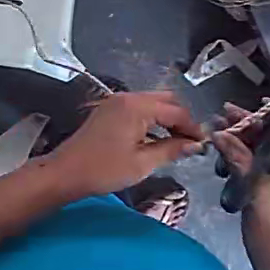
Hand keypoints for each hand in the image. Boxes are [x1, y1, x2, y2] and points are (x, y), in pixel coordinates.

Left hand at [32, 91, 205, 198]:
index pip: (176, 112)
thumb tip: (194, 145)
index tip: (203, 144)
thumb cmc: (104, 169)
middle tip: (191, 142)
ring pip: (153, 102)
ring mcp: (117, 101)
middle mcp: (128, 97)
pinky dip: (153, 119)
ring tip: (177, 142)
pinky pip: (139, 107)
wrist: (66, 172)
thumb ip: (171, 150)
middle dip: (182, 119)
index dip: (193, 127)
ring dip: (167, 118)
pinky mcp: (109, 109)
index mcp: (137, 106)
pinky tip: (157, 137)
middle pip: (166, 101)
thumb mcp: (142, 163)